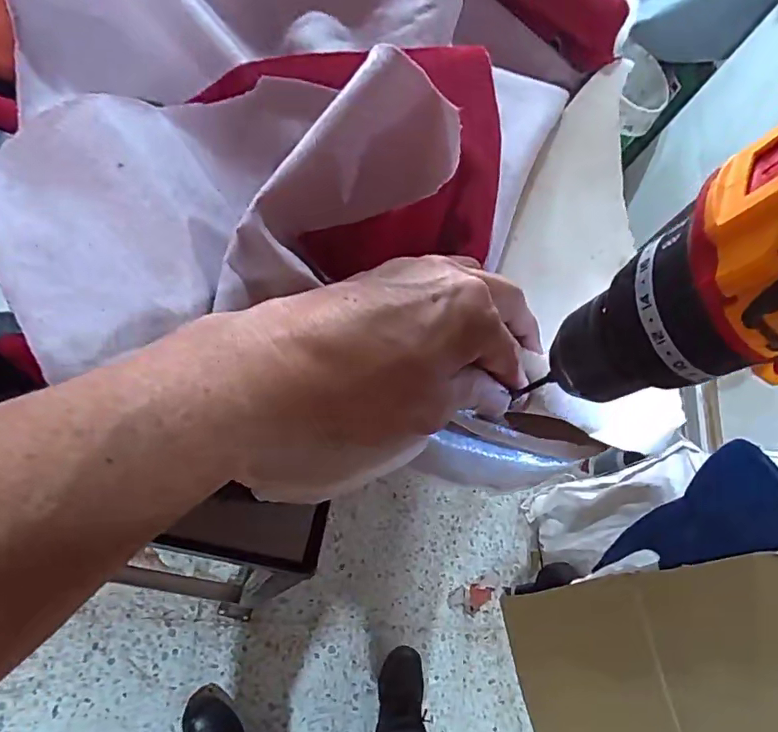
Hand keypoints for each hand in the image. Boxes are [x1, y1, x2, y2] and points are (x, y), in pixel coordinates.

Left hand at [189, 255, 539, 493]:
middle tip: (511, 369)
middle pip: (498, 297)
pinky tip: (433, 339)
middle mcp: (444, 275)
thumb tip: (491, 389)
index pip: (509, 346)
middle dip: (512, 331)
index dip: (515, 377)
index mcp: (471, 309)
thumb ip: (466, 395)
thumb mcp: (424, 414)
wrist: (262, 378)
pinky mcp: (370, 278)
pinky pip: (427, 288)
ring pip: (462, 284)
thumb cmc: (355, 407)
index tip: (514, 400)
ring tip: (474, 355)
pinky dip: (445, 310)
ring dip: (480, 314)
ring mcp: (405, 270)